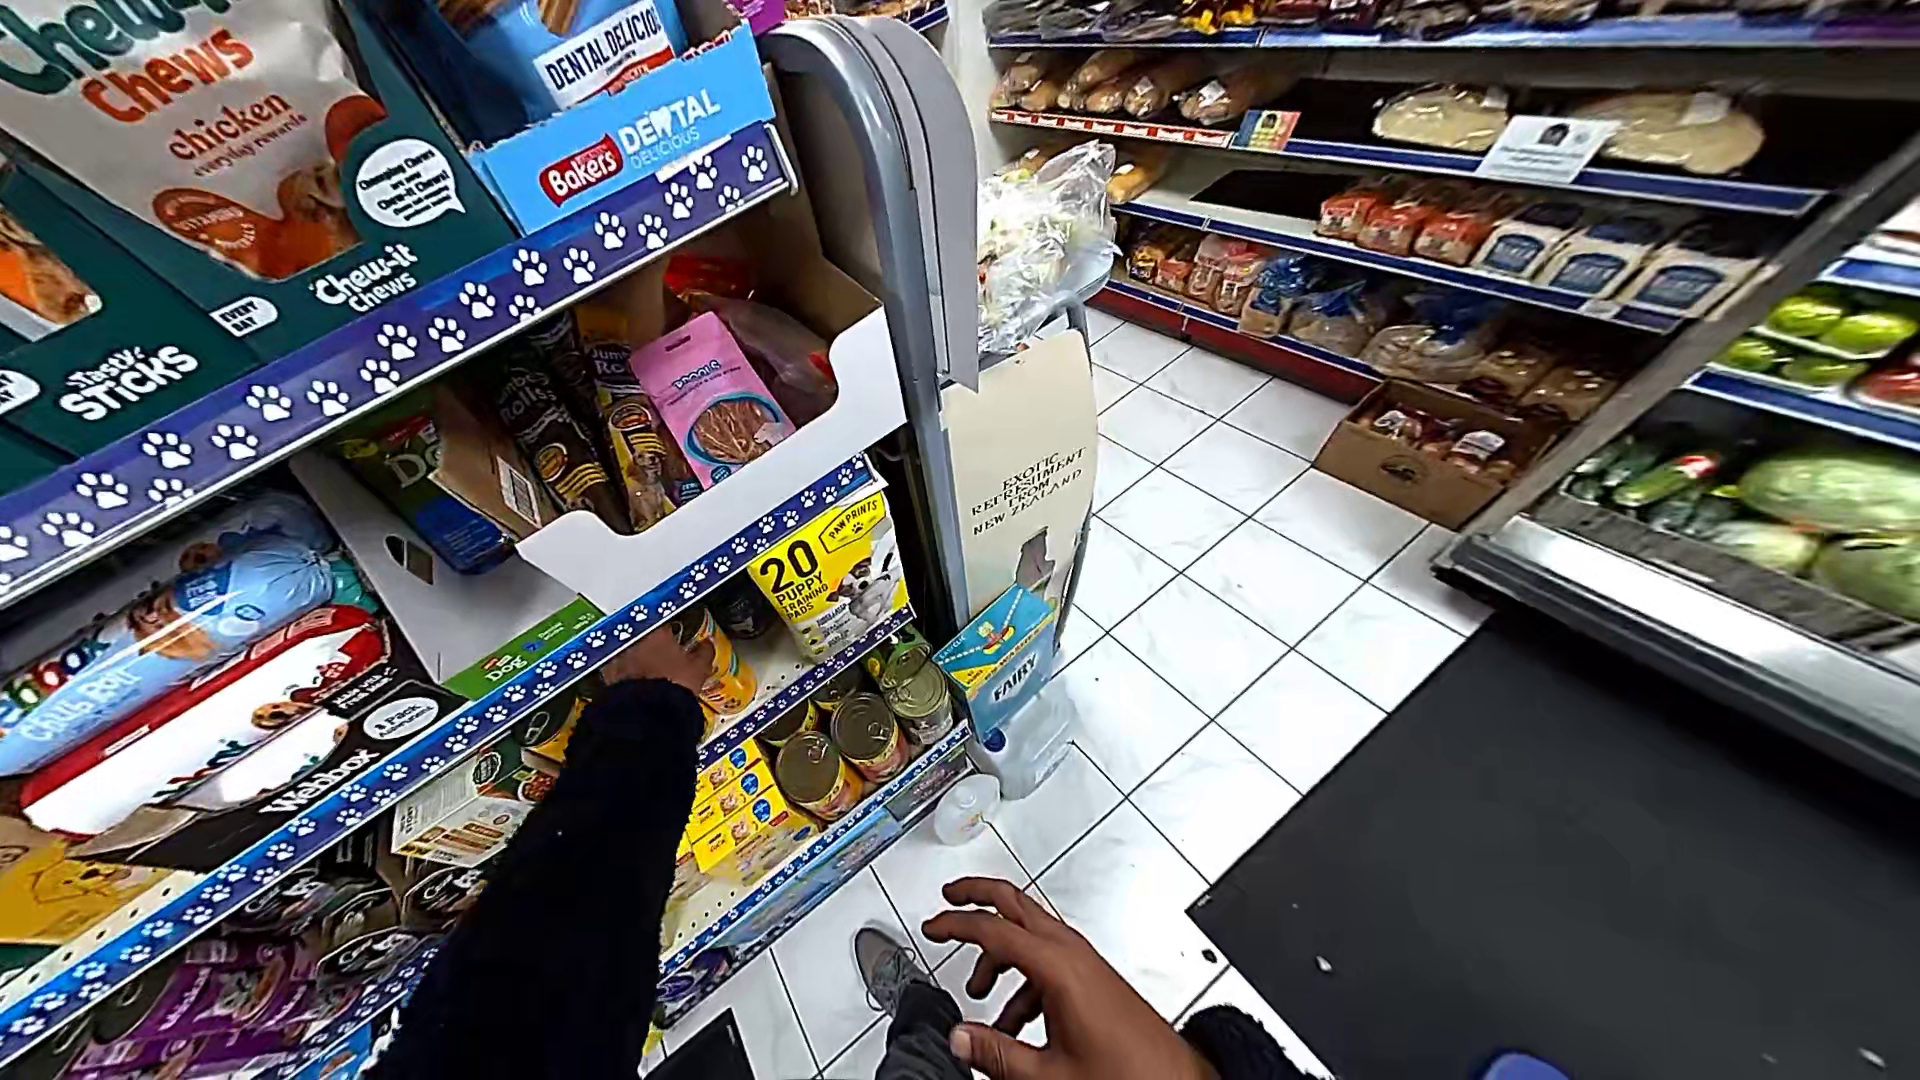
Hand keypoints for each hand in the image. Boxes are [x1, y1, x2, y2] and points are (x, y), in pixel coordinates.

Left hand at [599, 624, 711, 696]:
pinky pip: (619, 668)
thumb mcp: (698, 667)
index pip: (665, 617)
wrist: (647, 713)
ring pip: (629, 649)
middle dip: (653, 639)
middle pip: (644, 633)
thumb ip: (704, 651)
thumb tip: (707, 645)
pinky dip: (627, 671)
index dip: (673, 623)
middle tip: (665, 648)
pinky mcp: (607, 677)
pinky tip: (639, 680)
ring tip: (652, 666)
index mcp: (657, 630)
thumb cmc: (674, 684)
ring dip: (638, 654)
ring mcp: (617, 657)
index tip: (679, 627)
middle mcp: (633, 639)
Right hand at [922, 877, 1218, 1079]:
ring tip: (978, 988)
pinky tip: (1016, 1020)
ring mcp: (1079, 956)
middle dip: (976, 895)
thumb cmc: (1125, 1072)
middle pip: (1012, 900)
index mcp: (1054, 963)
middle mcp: (1067, 948)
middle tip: (949, 898)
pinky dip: (1020, 975)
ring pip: (1026, 931)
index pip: (993, 927)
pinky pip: (1043, 955)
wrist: (1172, 1079)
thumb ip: (997, 1054)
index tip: (933, 924)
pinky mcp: (1086, 971)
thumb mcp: (1050, 1075)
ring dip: (997, 950)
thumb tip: (960, 1038)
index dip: (956, 923)